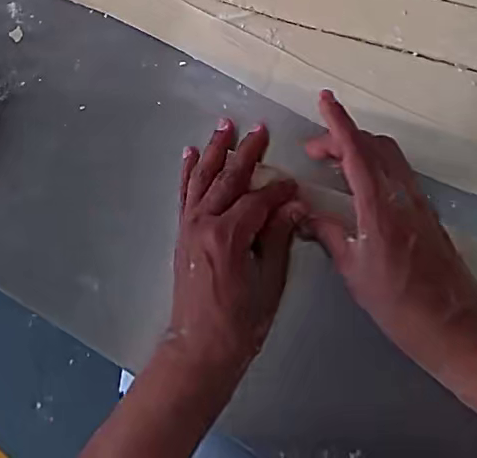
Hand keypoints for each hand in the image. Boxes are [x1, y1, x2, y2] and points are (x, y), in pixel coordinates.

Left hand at [80, 120, 303, 457]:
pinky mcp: (183, 231)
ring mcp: (190, 225)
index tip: (294, 183)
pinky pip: (185, 193)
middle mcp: (204, 224)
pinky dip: (188, 171)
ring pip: (204, 177)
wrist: (198, 350)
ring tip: (225, 126)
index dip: (278, 190)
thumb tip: (293, 206)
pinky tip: (191, 153)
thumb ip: (278, 240)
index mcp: (228, 237)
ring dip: (215, 150)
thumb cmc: (238, 325)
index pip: (257, 200)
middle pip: (229, 178)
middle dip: (247, 152)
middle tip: (260, 130)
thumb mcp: (268, 285)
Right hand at [302, 91, 476, 369]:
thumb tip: (305, 213)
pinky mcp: (425, 209)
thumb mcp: (354, 272)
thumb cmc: (400, 305)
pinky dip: (374, 161)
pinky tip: (360, 183)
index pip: (355, 150)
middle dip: (340, 136)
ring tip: (334, 163)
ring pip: (386, 153)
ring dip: (359, 146)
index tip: (324, 99)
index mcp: (379, 204)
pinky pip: (396, 169)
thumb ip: (328, 234)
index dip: (338, 121)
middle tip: (314, 151)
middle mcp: (400, 193)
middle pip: (370, 145)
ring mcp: (417, 199)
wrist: (456, 327)